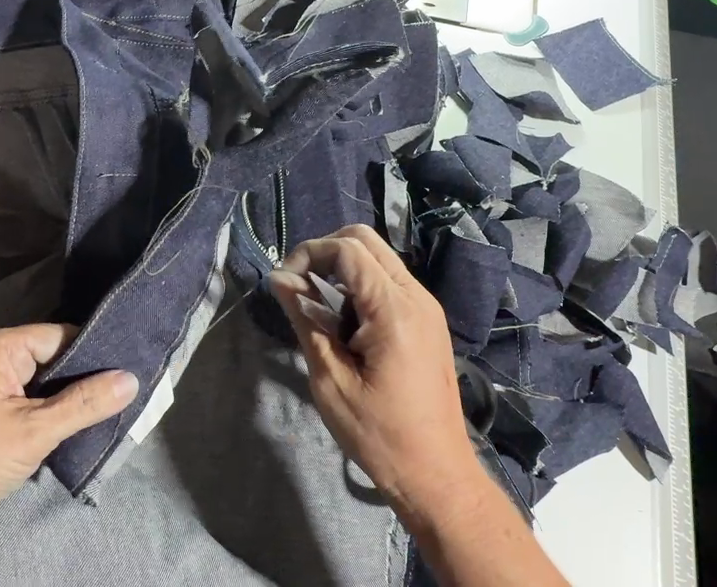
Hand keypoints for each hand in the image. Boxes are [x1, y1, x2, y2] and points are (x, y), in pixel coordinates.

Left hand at [0, 323, 139, 557]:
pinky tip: (86, 427)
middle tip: (132, 393)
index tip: (135, 367)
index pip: (60, 335)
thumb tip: (132, 378)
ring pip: (47, 384)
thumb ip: (85, 403)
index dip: (95, 351)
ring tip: (118, 410)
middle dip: (88, 378)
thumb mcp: (35, 430)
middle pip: (55, 358)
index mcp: (0, 345)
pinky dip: (57, 415)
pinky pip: (35, 404)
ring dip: (74, 400)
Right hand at [269, 224, 480, 524]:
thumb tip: (279, 279)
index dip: (308, 254)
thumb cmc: (379, 433)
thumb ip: (305, 320)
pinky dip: (359, 284)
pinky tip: (344, 322)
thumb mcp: (330, 379)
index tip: (285, 284)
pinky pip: (388, 280)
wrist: (437, 476)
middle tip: (300, 286)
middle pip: (364, 240)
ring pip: (377, 257)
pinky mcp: (427, 321)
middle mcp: (416, 298)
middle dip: (324, 252)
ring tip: (320, 308)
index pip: (347, 248)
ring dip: (342, 268)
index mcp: (394, 309)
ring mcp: (426, 308)